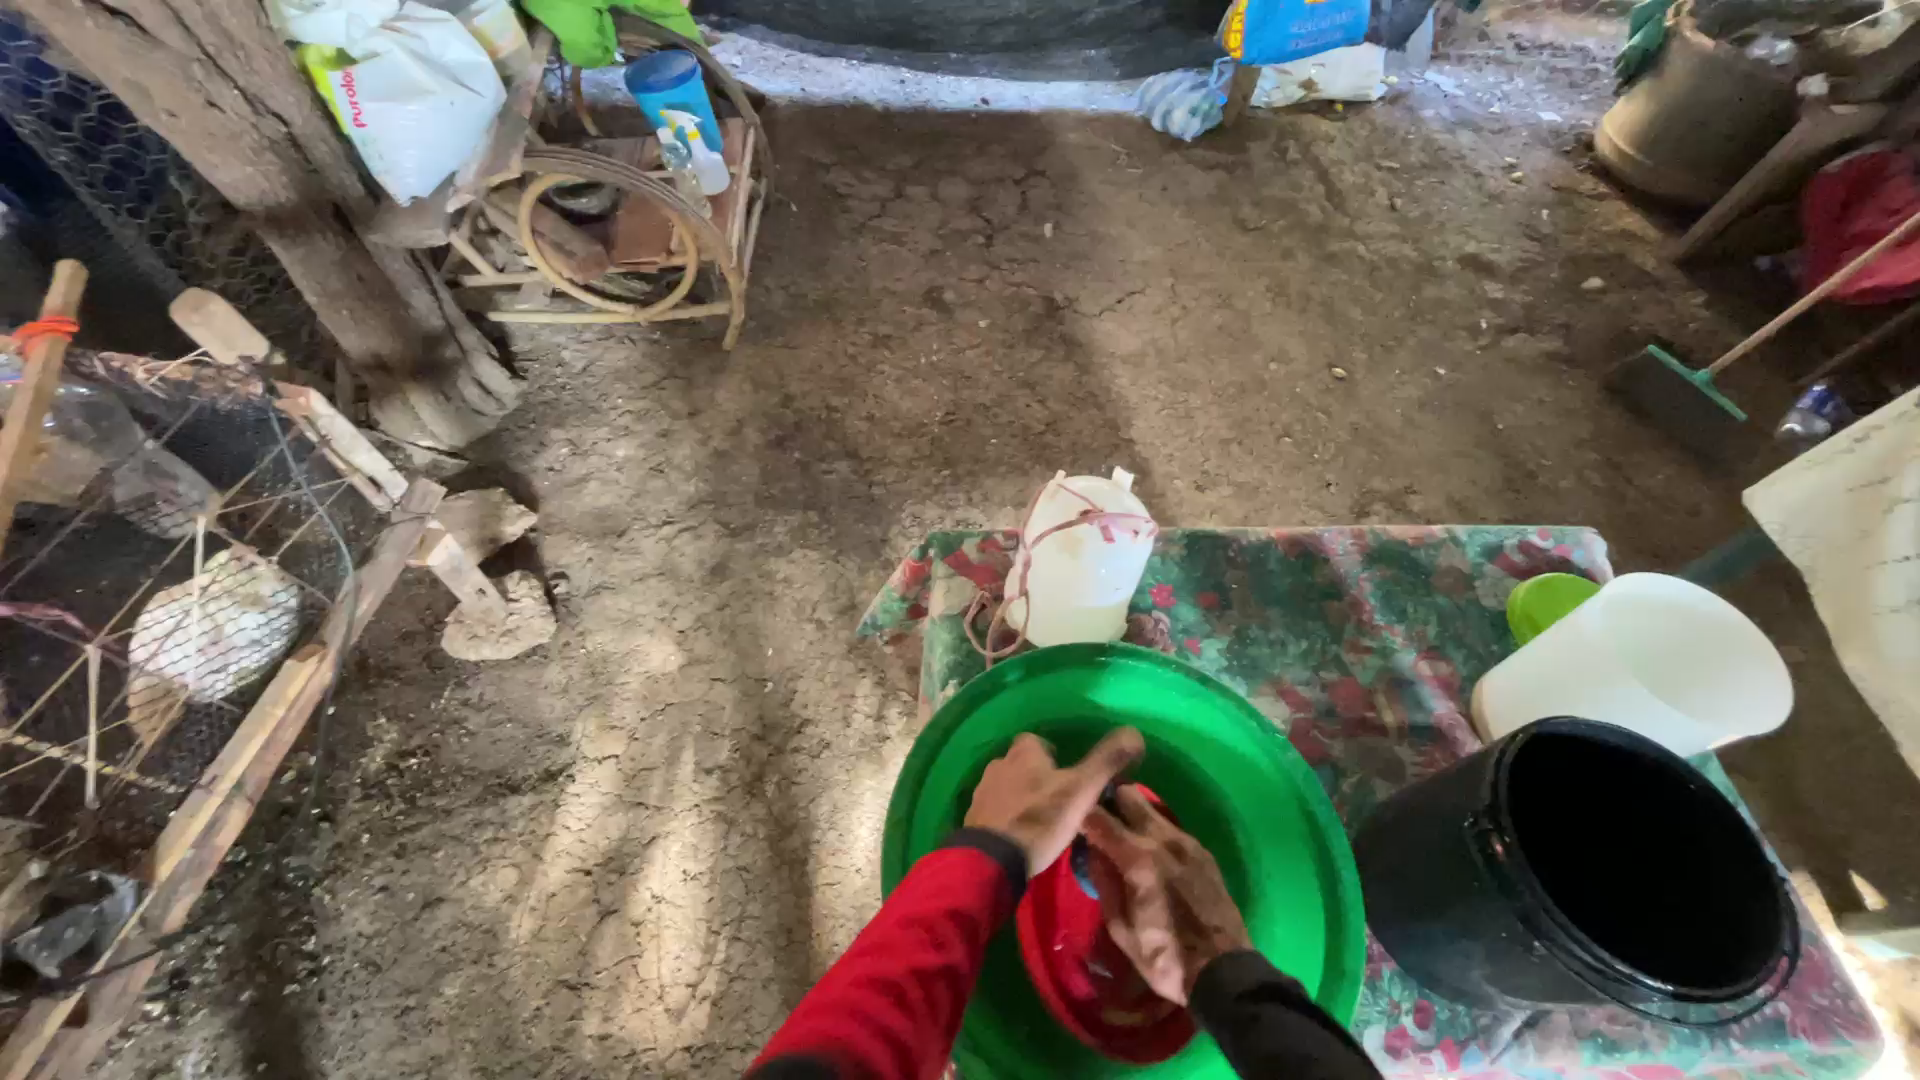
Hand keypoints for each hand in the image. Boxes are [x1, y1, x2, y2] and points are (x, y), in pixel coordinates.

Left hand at [963, 728, 1144, 874]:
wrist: (992, 860)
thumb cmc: (1040, 819)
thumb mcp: (1081, 790)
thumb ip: (1106, 762)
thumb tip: (1135, 733)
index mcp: (1024, 751)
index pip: (1041, 742)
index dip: (1057, 757)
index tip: (1073, 778)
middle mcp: (1000, 762)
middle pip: (1025, 764)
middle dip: (1041, 778)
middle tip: (1062, 802)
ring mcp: (983, 789)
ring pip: (1011, 786)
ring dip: (1024, 797)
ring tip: (1044, 821)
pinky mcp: (974, 816)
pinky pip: (998, 809)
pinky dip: (1010, 816)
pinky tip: (1022, 835)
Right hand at [1083, 785, 1251, 1005]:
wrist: (1224, 973)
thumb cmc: (1164, 957)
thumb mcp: (1120, 929)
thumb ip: (1104, 884)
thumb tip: (1094, 854)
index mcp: (1137, 858)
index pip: (1098, 816)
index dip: (1081, 815)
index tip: (1073, 822)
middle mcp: (1162, 839)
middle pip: (1128, 795)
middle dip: (1110, 803)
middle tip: (1100, 822)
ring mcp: (1186, 842)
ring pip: (1152, 808)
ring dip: (1134, 816)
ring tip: (1124, 836)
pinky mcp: (1203, 852)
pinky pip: (1171, 827)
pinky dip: (1156, 832)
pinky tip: (1152, 854)